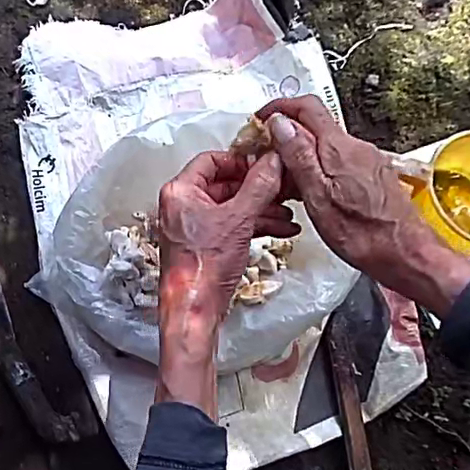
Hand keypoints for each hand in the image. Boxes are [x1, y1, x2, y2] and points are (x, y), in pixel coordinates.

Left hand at [153, 146, 295, 413]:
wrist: (195, 310)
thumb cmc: (204, 268)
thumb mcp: (239, 219)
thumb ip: (259, 185)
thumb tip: (273, 159)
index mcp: (180, 192)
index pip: (212, 160)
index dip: (241, 161)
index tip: (266, 165)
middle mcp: (182, 206)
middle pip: (225, 184)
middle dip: (258, 189)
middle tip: (283, 189)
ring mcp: (192, 227)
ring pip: (232, 206)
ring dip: (261, 209)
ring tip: (289, 215)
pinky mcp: (203, 245)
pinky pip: (231, 225)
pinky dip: (254, 225)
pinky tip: (281, 231)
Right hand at [257, 96, 469, 314]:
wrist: (405, 253)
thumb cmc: (362, 234)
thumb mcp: (318, 197)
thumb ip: (299, 157)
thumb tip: (280, 124)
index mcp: (339, 148)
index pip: (307, 107)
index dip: (280, 107)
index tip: (260, 119)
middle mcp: (356, 147)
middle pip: (315, 125)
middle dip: (285, 134)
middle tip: (262, 155)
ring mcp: (365, 160)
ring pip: (324, 146)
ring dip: (299, 155)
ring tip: (280, 180)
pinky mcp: (370, 175)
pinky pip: (337, 162)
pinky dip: (316, 169)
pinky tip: (308, 192)